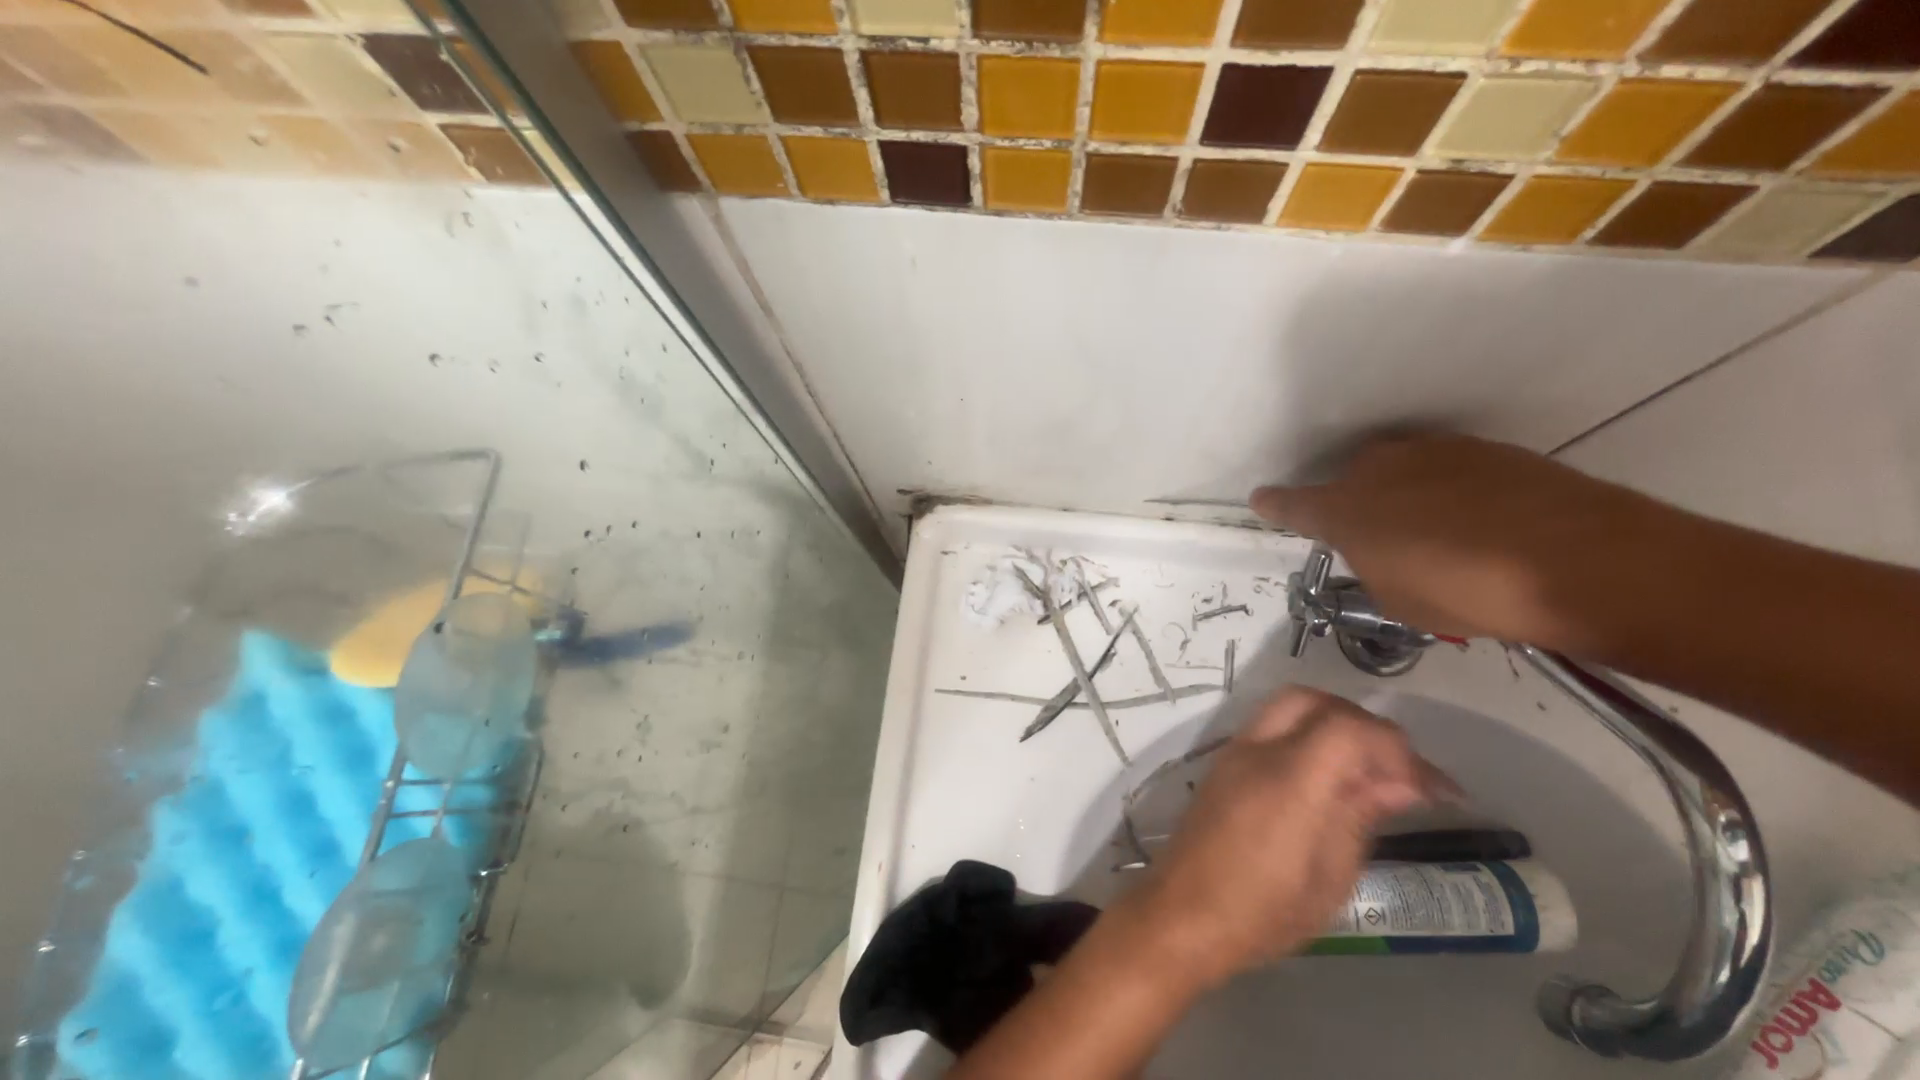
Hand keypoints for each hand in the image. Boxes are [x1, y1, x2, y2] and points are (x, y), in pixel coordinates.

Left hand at [1127, 687, 1446, 985]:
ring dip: (1334, 724)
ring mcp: (1234, 754)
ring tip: (1366, 770)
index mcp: (1290, 780)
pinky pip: (1270, 727)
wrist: (1181, 918)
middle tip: (1398, 770)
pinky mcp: (1222, 766)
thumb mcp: (1330, 877)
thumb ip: (1361, 816)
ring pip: (1289, 707)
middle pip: (1318, 703)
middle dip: (1366, 726)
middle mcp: (1258, 752)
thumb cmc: (1261, 912)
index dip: (1400, 752)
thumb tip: (1402, 783)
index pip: (1352, 730)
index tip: (1434, 790)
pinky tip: (1326, 776)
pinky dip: (1306, 735)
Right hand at [1250, 432, 1682, 649]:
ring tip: (1437, 534)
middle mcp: (1384, 468)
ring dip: (1408, 495)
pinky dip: (1452, 493)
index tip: (1261, 501)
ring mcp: (1438, 452)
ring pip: (1404, 470)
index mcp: (1349, 510)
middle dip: (1358, 502)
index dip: (1277, 506)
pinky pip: (1450, 471)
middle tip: (1379, 539)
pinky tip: (1480, 523)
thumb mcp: (1398, 599)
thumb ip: (1373, 567)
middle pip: (1355, 479)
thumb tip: (1380, 552)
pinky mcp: (1489, 451)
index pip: (1295, 505)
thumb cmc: (1469, 594)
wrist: (1578, 561)